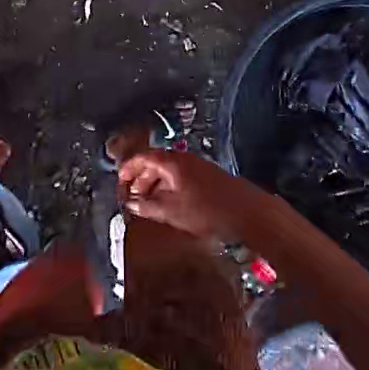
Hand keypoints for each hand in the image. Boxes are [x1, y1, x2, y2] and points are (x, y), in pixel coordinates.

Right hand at [116, 149, 272, 240]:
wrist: (247, 212)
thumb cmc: (210, 209)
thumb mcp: (171, 211)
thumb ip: (148, 206)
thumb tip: (132, 204)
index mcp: (172, 162)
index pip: (143, 157)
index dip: (129, 168)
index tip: (121, 179)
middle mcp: (184, 159)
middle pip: (155, 162)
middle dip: (141, 178)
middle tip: (132, 195)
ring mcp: (198, 167)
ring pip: (169, 171)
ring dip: (155, 185)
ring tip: (148, 203)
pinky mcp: (207, 177)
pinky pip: (181, 177)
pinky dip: (170, 187)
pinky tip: (170, 204)